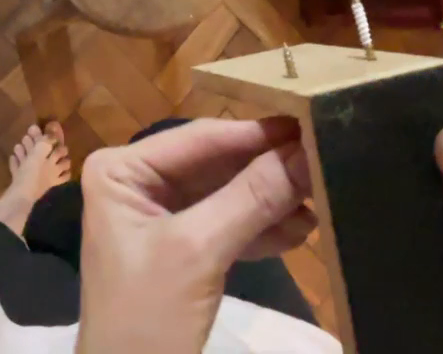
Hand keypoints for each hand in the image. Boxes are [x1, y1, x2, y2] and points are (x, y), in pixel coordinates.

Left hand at [77, 118, 316, 352]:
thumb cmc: (147, 319)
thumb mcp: (198, 252)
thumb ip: (251, 199)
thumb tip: (305, 152)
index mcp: (121, 169)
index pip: (198, 138)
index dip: (255, 133)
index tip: (309, 122)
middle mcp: (136, 181)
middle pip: (214, 164)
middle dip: (266, 170)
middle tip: (321, 159)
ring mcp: (157, 216)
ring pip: (225, 195)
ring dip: (269, 200)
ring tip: (320, 198)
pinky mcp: (178, 251)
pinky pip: (224, 226)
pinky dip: (260, 229)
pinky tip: (300, 230)